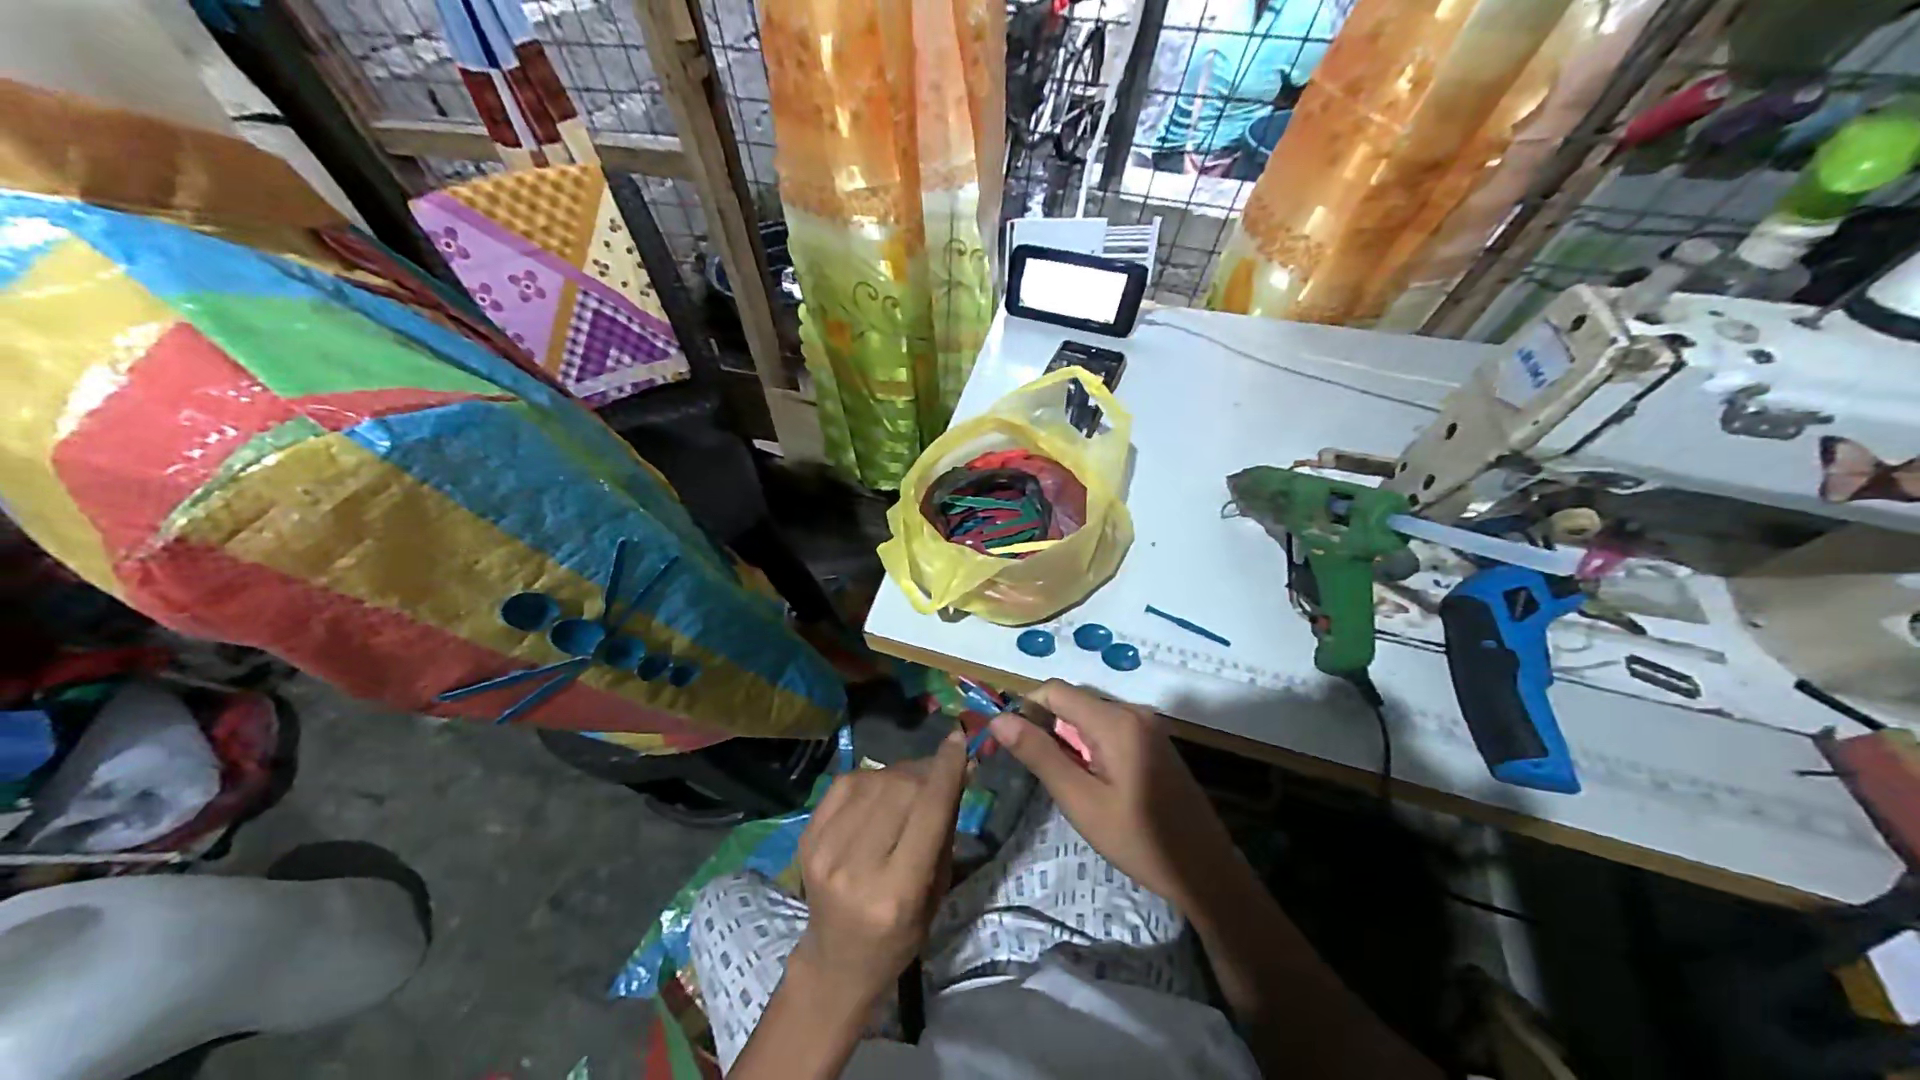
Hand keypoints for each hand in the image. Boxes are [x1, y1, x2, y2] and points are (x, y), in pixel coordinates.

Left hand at [789, 731, 968, 1011]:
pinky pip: (846, 783)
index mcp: (896, 892)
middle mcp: (856, 868)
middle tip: (940, 773)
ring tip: (911, 785)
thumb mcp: (936, 890)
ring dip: (899, 773)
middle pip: (899, 790)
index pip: (927, 813)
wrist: (837, 959)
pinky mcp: (806, 836)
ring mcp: (824, 850)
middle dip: (925, 772)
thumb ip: (945, 828)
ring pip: (873, 781)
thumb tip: (957, 768)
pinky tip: (880, 792)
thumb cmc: (900, 934)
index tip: (959, 739)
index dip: (945, 771)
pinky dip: (871, 779)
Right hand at [989, 681, 1238, 910]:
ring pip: (1089, 715)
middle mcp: (1133, 711)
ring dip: (1068, 738)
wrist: (1204, 871)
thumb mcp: (1080, 799)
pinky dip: (1090, 745)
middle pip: (1073, 701)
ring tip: (1063, 781)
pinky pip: (1110, 729)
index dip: (1027, 710)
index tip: (1014, 746)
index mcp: (1116, 720)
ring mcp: (1147, 726)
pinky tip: (1091, 781)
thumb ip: (1039, 754)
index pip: (1054, 690)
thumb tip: (999, 719)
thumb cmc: (1137, 839)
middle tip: (1036, 770)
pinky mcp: (1154, 742)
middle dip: (1046, 726)